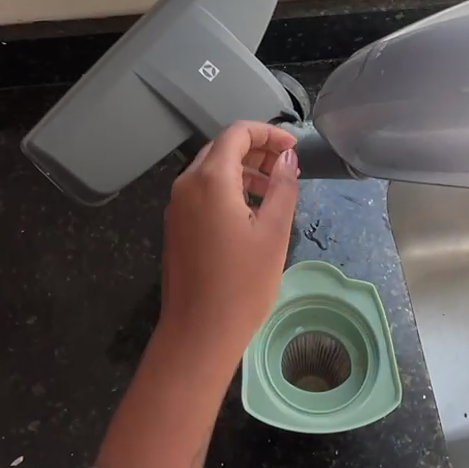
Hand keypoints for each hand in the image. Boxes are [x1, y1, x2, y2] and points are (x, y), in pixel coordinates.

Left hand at [157, 121, 299, 379]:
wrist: (198, 334)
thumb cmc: (242, 284)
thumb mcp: (273, 232)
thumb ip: (282, 186)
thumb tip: (287, 158)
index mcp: (210, 179)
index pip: (237, 133)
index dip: (268, 133)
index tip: (292, 149)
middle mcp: (187, 184)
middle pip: (221, 148)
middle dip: (255, 150)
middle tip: (286, 166)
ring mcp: (176, 206)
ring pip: (210, 170)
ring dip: (242, 170)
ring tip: (273, 189)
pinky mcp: (175, 226)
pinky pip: (201, 192)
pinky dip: (227, 189)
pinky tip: (249, 211)